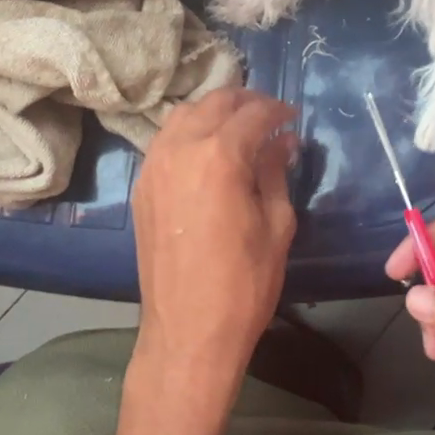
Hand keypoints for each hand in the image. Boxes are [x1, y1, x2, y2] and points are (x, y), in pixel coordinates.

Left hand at [132, 88, 298, 377]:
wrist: (188, 333)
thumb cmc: (244, 283)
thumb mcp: (276, 224)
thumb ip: (276, 172)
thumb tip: (282, 141)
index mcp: (220, 156)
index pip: (253, 113)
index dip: (278, 110)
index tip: (292, 118)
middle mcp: (181, 149)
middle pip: (215, 102)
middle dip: (246, 101)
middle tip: (269, 116)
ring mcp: (155, 166)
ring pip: (184, 114)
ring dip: (213, 112)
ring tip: (238, 128)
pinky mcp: (142, 186)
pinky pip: (166, 141)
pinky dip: (189, 133)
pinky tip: (208, 152)